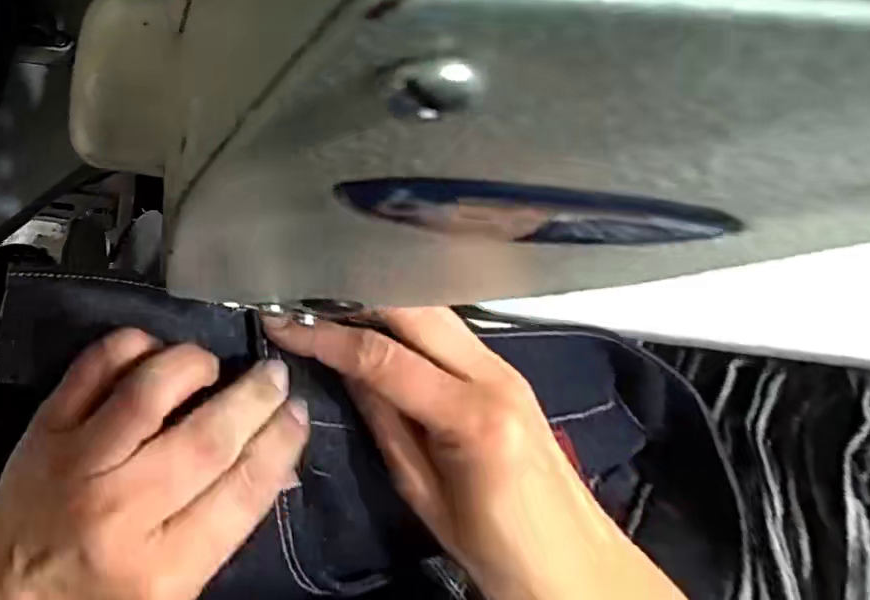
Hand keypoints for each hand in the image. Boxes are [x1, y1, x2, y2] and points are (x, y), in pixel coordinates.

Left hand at [0, 328, 309, 599]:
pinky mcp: (48, 425)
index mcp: (161, 569)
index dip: (277, 445)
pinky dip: (132, 344)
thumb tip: (279, 470)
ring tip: (211, 364)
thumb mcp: (169, 589)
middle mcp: (123, 510)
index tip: (297, 412)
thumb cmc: (98, 593)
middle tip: (275, 373)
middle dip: (252, 399)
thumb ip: (220, 528)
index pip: (238, 495)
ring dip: (192, 365)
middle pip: (204, 440)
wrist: (0, 590)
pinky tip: (153, 348)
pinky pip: (96, 366)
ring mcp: (80, 460)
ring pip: (149, 391)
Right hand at [264, 310, 683, 599]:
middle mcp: (494, 375)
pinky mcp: (506, 366)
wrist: (586, 572)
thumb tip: (342, 365)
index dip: (326, 335)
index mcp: (474, 418)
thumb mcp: (425, 497)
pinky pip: (444, 324)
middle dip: (352, 297)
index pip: (383, 355)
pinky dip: (402, 314)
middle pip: (412, 308)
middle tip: (304, 302)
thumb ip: (383, 421)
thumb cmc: (501, 553)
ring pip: (429, 306)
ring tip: (330, 307)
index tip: (284, 323)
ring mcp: (505, 364)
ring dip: (376, 299)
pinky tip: (375, 321)